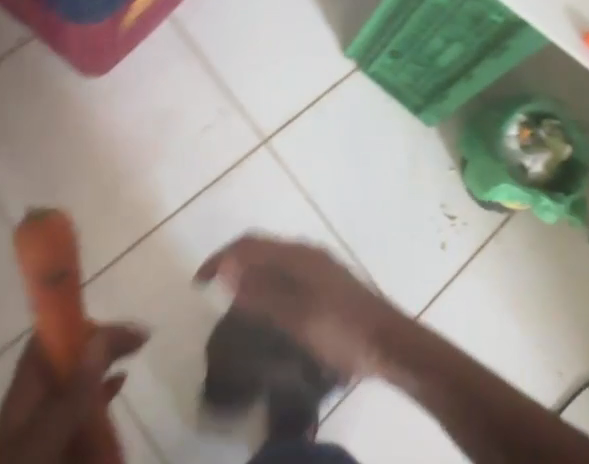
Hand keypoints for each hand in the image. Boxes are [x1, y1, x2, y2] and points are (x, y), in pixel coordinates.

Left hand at [0, 324, 146, 463]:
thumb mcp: (42, 444)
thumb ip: (70, 397)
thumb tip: (98, 340)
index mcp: (23, 402)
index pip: (45, 347)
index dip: (75, 325)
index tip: (113, 322)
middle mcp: (35, 414)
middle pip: (68, 364)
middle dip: (100, 346)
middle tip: (139, 339)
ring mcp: (49, 436)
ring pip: (79, 390)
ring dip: (105, 374)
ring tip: (135, 356)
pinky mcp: (66, 453)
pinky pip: (86, 421)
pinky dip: (104, 403)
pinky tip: (120, 389)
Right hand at [195, 234, 410, 377]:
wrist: (390, 344)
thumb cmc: (342, 331)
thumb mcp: (296, 317)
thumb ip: (261, 292)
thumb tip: (226, 269)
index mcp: (299, 255)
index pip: (249, 243)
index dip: (220, 258)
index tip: (198, 281)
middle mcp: (308, 253)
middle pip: (261, 247)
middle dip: (233, 263)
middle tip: (211, 289)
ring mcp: (321, 266)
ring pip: (275, 259)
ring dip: (250, 272)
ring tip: (232, 298)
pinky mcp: (329, 282)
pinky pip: (287, 272)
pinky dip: (267, 281)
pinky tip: (266, 306)